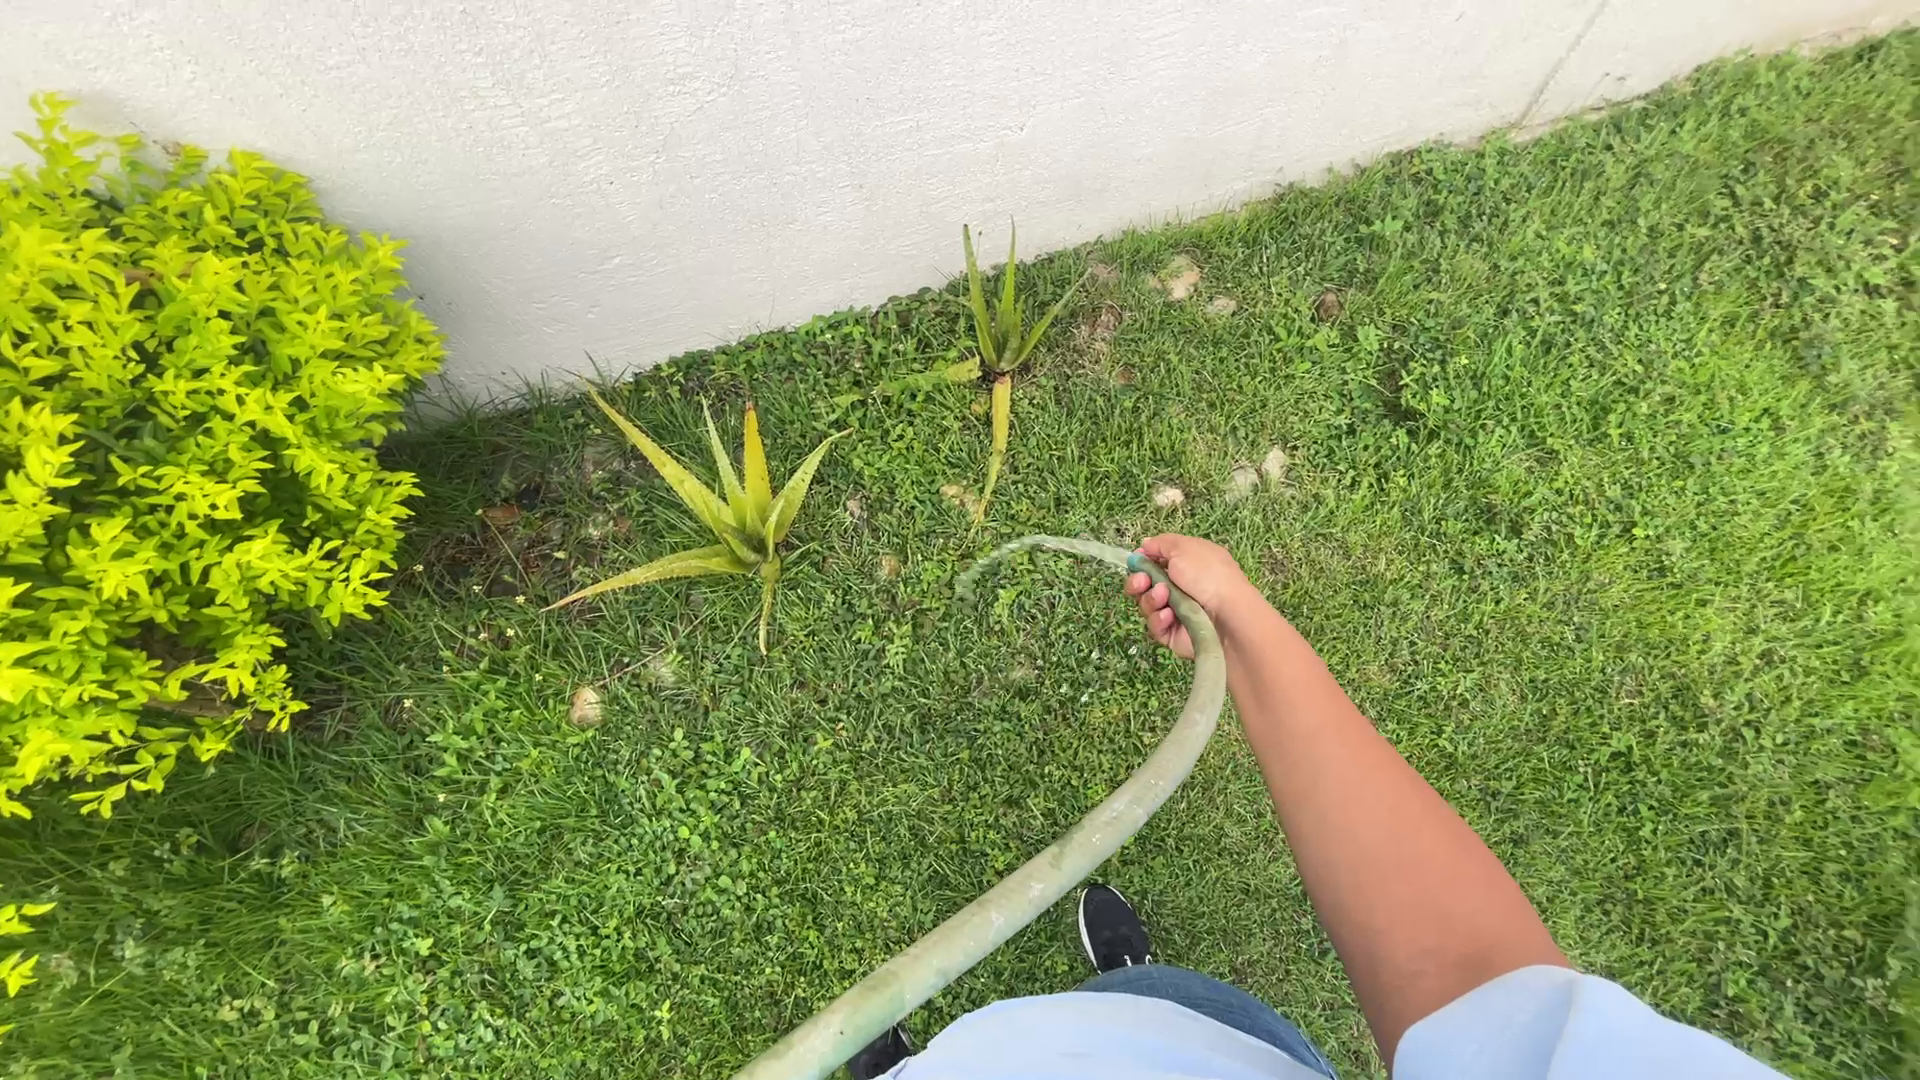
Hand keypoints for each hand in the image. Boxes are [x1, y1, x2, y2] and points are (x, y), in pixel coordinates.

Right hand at [1122, 534, 1257, 658]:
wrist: (1227, 615)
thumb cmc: (1208, 575)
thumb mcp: (1184, 548)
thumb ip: (1160, 544)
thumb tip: (1145, 544)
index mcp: (1186, 564)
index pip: (1154, 562)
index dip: (1142, 562)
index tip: (1135, 561)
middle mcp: (1179, 587)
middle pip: (1144, 585)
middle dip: (1138, 582)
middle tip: (1142, 582)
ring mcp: (1175, 611)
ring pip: (1147, 604)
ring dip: (1151, 599)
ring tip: (1164, 597)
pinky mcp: (1172, 633)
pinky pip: (1155, 625)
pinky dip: (1159, 619)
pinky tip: (1169, 615)